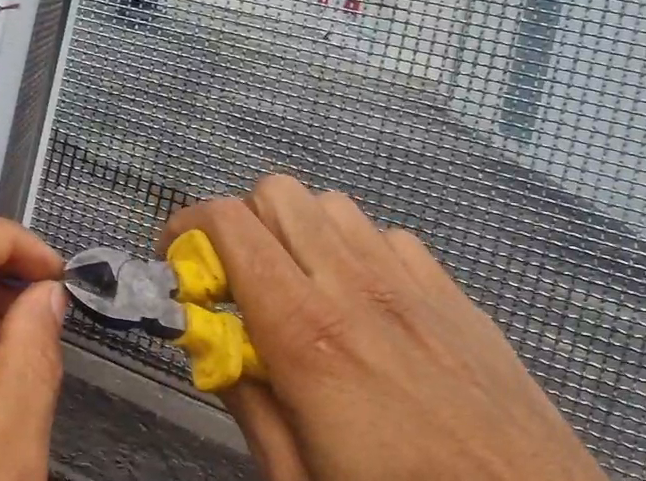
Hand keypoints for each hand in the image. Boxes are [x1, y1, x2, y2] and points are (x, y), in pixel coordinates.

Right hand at [163, 175, 607, 480]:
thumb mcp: (297, 477)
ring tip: (301, 288)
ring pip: (332, 205)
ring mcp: (417, 291)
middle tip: (239, 280)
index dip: (187, 230)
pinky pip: (391, 239)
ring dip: (301, 233)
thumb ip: (245, 400)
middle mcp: (358, 290)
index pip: (227, 222)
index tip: (181, 270)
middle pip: (278, 194)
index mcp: (306, 332)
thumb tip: (208, 344)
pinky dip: (360, 254)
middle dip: (243, 224)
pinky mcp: (463, 304)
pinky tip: (366, 308)